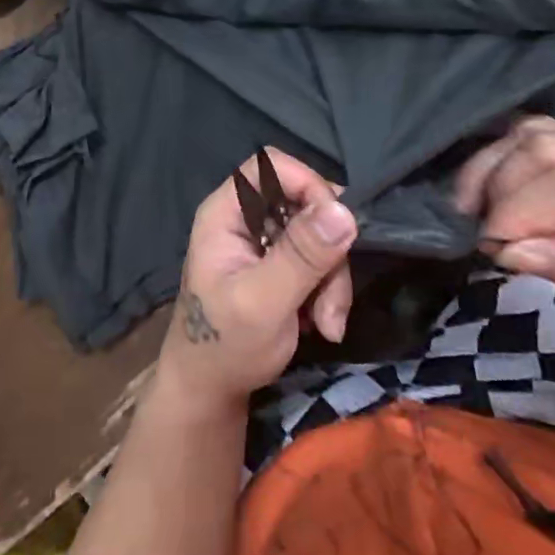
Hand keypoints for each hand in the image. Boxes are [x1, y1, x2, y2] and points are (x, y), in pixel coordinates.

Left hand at [158, 149, 356, 412]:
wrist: (211, 387)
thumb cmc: (224, 344)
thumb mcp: (264, 302)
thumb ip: (300, 257)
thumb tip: (343, 209)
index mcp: (225, 214)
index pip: (269, 167)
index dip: (308, 184)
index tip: (338, 226)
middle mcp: (243, 219)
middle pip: (303, 204)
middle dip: (328, 253)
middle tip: (331, 303)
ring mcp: (262, 242)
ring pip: (319, 236)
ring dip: (332, 282)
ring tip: (325, 326)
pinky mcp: (280, 265)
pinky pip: (319, 261)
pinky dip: (328, 292)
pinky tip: (321, 325)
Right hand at [456, 117, 554, 411]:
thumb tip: (506, 249)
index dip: (518, 211)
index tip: (489, 247)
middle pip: (554, 148)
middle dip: (496, 184)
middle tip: (474, 230)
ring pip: (546, 133)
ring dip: (495, 164)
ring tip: (475, 206)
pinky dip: (512, 156)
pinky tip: (500, 187)